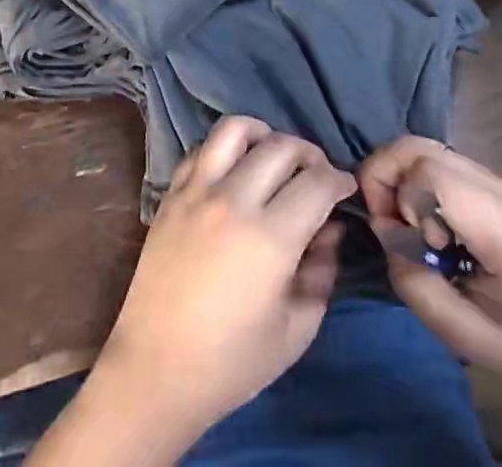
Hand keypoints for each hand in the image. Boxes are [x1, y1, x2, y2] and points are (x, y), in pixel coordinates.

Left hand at [95, 117, 356, 433]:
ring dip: (264, 135)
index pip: (317, 182)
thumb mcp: (297, 328)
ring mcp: (196, 193)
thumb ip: (322, 271)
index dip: (340, 180)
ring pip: (235, 130)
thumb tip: (330, 229)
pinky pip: (201, 149)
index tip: (345, 189)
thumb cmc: (233, 361)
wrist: (156, 370)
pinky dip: (225, 149)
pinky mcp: (170, 196)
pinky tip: (234, 171)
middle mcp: (234, 201)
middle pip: (282, 147)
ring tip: (273, 157)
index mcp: (271, 237)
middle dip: (310, 155)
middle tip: (316, 176)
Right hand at [358, 137, 501, 425]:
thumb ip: (411, 278)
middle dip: (384, 177)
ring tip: (409, 228)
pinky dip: (416, 184)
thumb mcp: (462, 334)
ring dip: (399, 180)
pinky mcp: (497, 188)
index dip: (397, 198)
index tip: (404, 242)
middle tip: (388, 224)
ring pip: (425, 149)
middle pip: (418, 147)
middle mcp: (501, 190)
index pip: (427, 173)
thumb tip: (384, 228)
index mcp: (501, 226)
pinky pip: (440, 164)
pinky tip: (430, 226)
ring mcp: (501, 184)